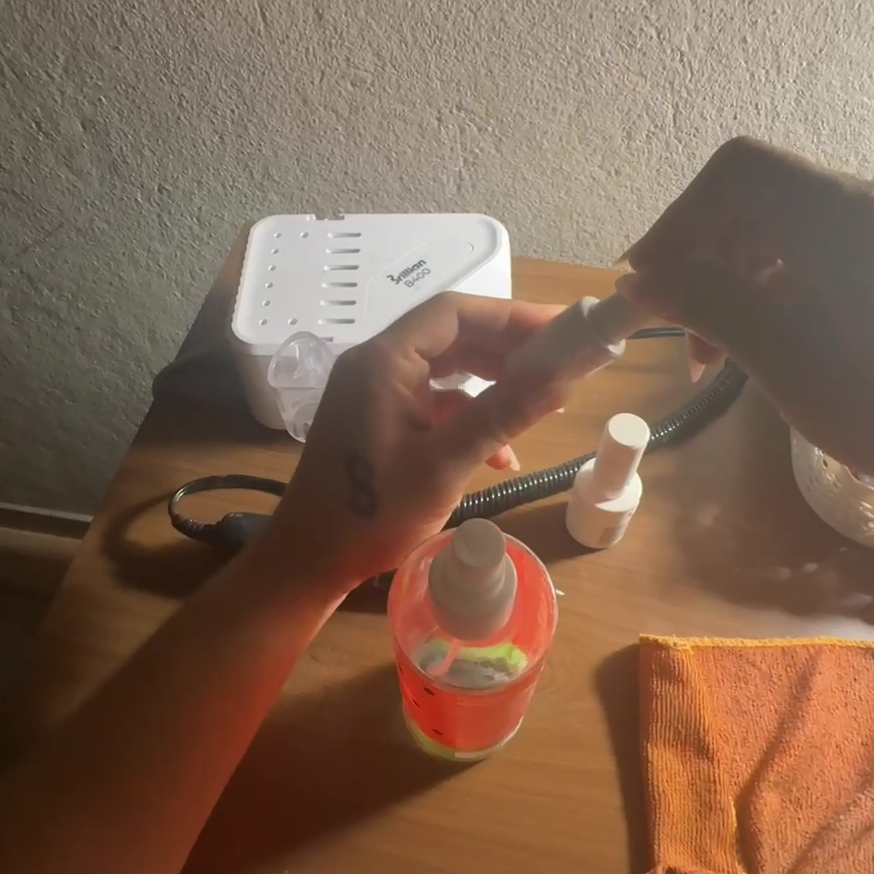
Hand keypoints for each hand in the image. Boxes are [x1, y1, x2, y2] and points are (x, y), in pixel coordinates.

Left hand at [254, 293, 567, 591]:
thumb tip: (562, 376)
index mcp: (384, 361)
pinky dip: (468, 417)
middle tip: (559, 363)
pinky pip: (432, 403)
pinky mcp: (380, 421)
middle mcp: (377, 365)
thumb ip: (503, 413)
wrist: (311, 560)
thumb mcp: (445, 463)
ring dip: (492, 384)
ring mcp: (376, 393)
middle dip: (507, 349)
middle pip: (451, 336)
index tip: (561, 328)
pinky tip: (500, 455)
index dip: (511, 315)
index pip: (454, 313)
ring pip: (444, 370)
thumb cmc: (372, 513)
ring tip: (540, 402)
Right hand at [619, 137, 873, 503]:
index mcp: (840, 215)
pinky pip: (832, 248)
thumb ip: (711, 307)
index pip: (732, 174)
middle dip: (706, 260)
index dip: (676, 221)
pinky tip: (792, 341)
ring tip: (735, 353)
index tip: (646, 285)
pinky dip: (789, 284)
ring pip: (794, 227)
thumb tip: (641, 279)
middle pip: (760, 199)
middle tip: (690, 341)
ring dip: (744, 279)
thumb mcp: (789, 364)